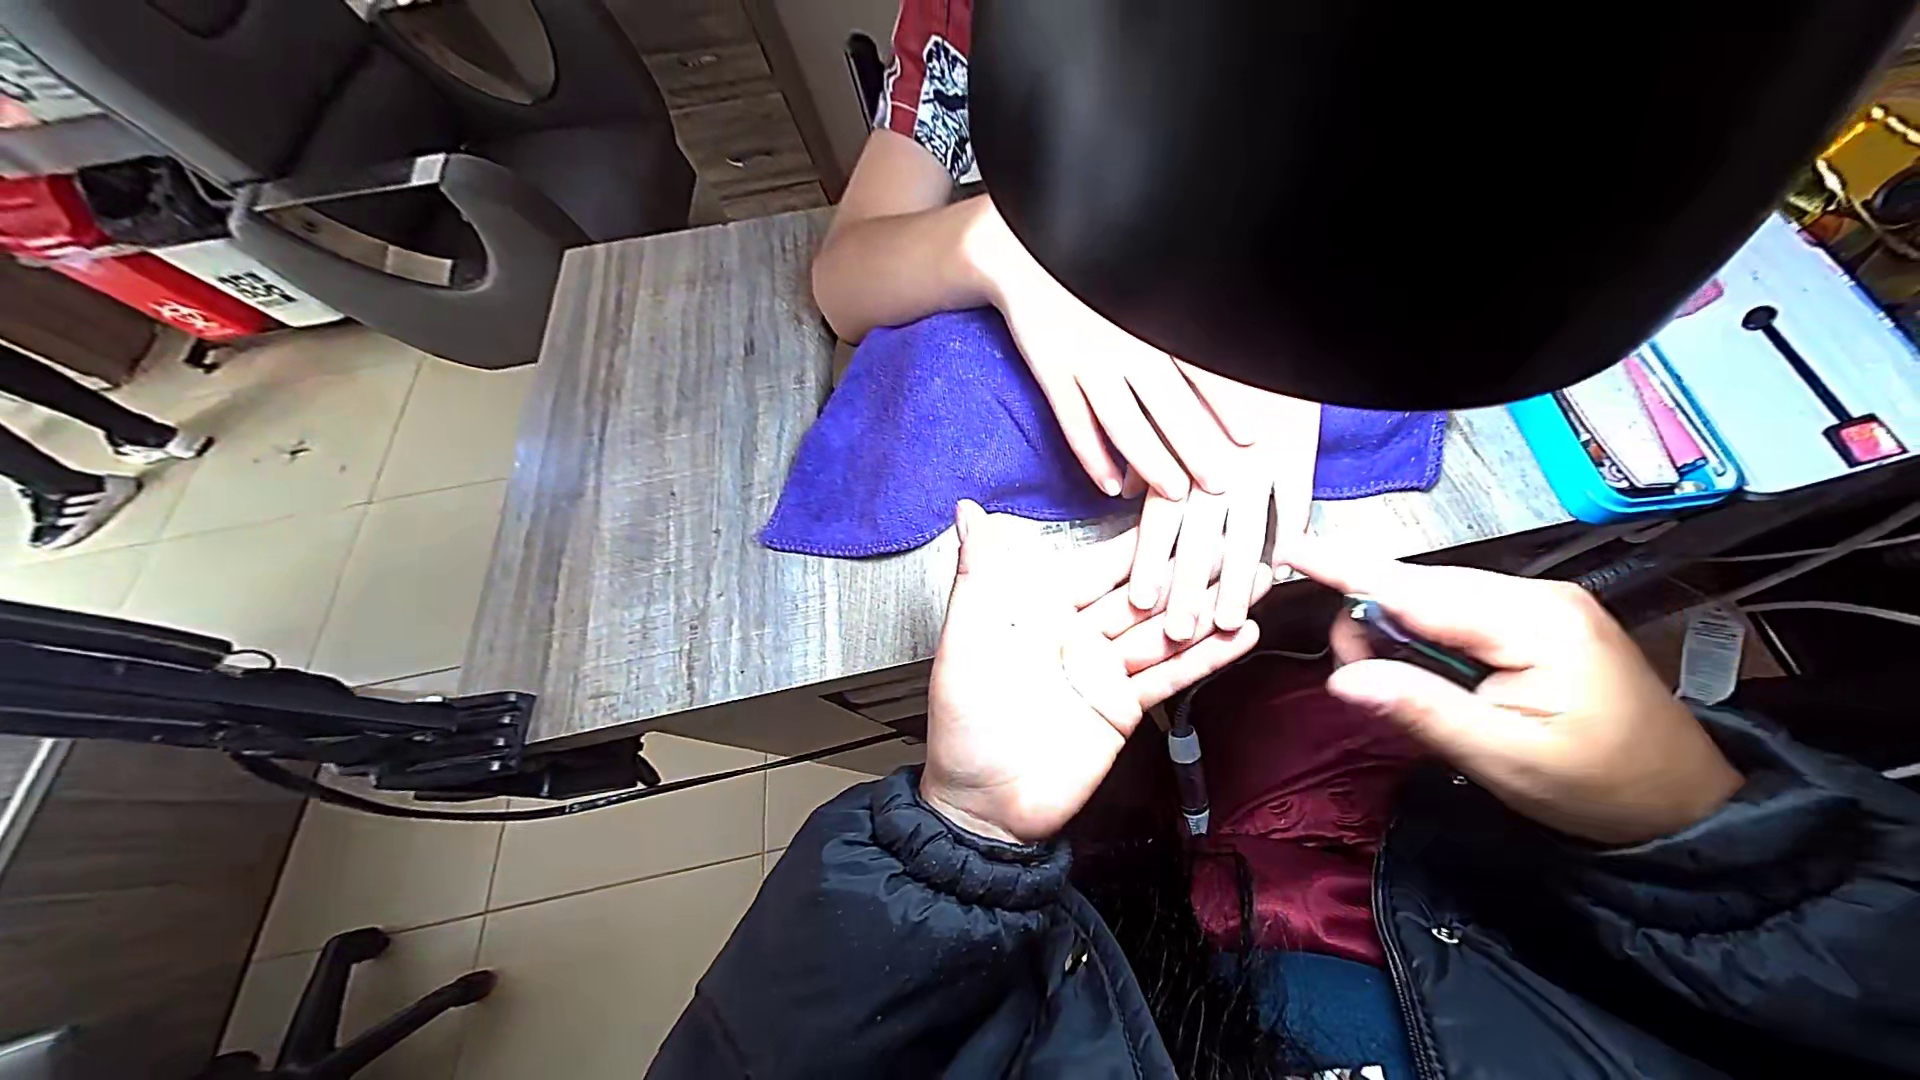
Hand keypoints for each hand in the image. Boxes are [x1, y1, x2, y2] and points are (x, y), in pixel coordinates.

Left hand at [921, 502, 1264, 843]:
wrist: (984, 801)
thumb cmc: (964, 719)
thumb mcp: (966, 639)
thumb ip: (976, 574)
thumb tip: (967, 511)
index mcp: (1044, 609)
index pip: (1100, 565)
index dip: (1143, 541)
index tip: (1185, 507)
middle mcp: (1080, 633)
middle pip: (1143, 594)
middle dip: (1191, 567)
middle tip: (1239, 537)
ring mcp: (1104, 670)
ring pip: (1164, 630)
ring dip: (1208, 606)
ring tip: (1255, 579)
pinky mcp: (1122, 707)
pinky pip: (1167, 677)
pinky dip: (1204, 658)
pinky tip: (1237, 635)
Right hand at [965, 201, 1240, 500]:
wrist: (1025, 252)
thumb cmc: (1092, 269)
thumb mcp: (1143, 280)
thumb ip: (1175, 312)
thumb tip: (1220, 342)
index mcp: (1152, 320)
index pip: (1199, 369)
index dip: (1227, 406)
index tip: (1250, 439)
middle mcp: (1125, 344)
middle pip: (1167, 407)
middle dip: (1196, 448)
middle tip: (1220, 484)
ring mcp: (1085, 361)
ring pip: (1122, 423)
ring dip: (1149, 462)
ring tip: (1173, 492)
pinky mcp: (1052, 372)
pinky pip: (1073, 424)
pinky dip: (1091, 457)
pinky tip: (1109, 485)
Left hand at [1129, 387, 1319, 639]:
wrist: (1258, 339)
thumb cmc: (1203, 373)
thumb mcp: (1161, 406)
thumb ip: (1146, 454)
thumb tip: (1127, 489)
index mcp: (1176, 455)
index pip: (1158, 521)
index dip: (1151, 563)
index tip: (1143, 600)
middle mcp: (1214, 465)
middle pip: (1198, 538)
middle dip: (1188, 589)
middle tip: (1180, 630)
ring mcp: (1259, 461)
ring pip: (1246, 532)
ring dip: (1236, 580)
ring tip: (1227, 619)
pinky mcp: (1299, 452)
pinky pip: (1296, 503)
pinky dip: (1290, 538)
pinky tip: (1279, 573)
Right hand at [1274, 535, 1743, 845]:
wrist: (1682, 805)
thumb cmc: (1598, 786)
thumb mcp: (1504, 759)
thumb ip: (1420, 710)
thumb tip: (1344, 679)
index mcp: (1532, 621)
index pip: (1413, 589)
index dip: (1344, 569)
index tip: (1289, 548)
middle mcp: (1530, 594)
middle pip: (1412, 586)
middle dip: (1368, 624)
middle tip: (1364, 681)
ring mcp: (1531, 600)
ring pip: (1422, 595)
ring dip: (1389, 633)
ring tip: (1402, 686)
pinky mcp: (1525, 615)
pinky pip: (1444, 609)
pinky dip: (1415, 636)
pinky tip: (1426, 671)